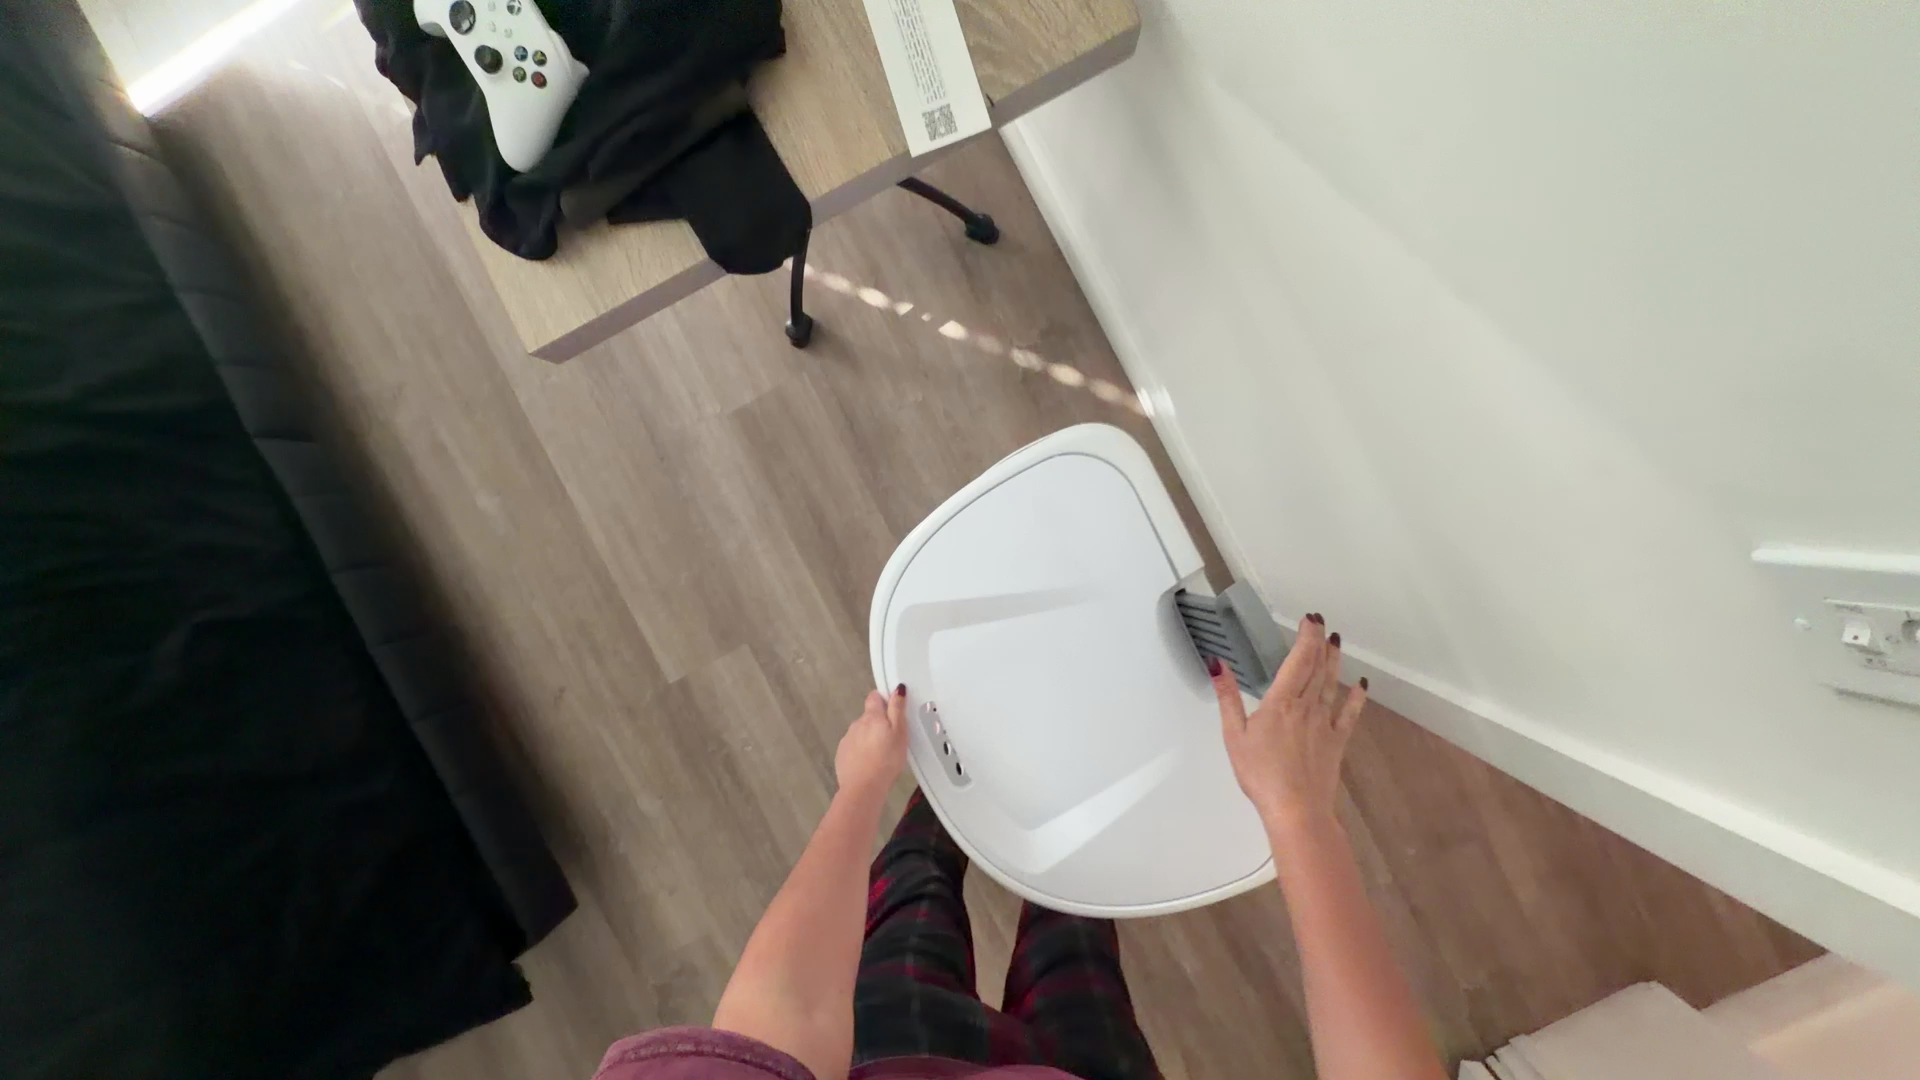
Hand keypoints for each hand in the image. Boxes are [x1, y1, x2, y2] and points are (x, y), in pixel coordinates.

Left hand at [835, 685, 908, 799]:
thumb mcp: (899, 733)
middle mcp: (856, 724)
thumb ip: (897, 709)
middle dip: (878, 723)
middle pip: (868, 717)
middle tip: (891, 739)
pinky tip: (868, 764)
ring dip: (869, 738)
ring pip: (861, 733)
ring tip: (881, 755)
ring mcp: (847, 739)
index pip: (874, 697)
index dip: (883, 700)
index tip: (893, 711)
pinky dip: (861, 752)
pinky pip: (853, 747)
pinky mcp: (841, 755)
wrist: (863, 788)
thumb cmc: (887, 760)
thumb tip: (897, 688)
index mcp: (872, 716)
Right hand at [1208, 614, 1366, 834]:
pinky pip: (1349, 714)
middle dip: (1319, 643)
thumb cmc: (1260, 773)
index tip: (1309, 620)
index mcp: (1280, 702)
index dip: (1305, 638)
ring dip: (1335, 661)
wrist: (1296, 809)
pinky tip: (1362, 684)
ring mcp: (1324, 724)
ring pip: (1332, 685)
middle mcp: (1306, 707)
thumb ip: (1227, 697)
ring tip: (1336, 641)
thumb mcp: (1233, 735)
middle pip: (1316, 668)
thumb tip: (1217, 663)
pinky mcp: (1336, 741)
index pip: (1297, 661)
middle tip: (1321, 623)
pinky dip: (1357, 697)